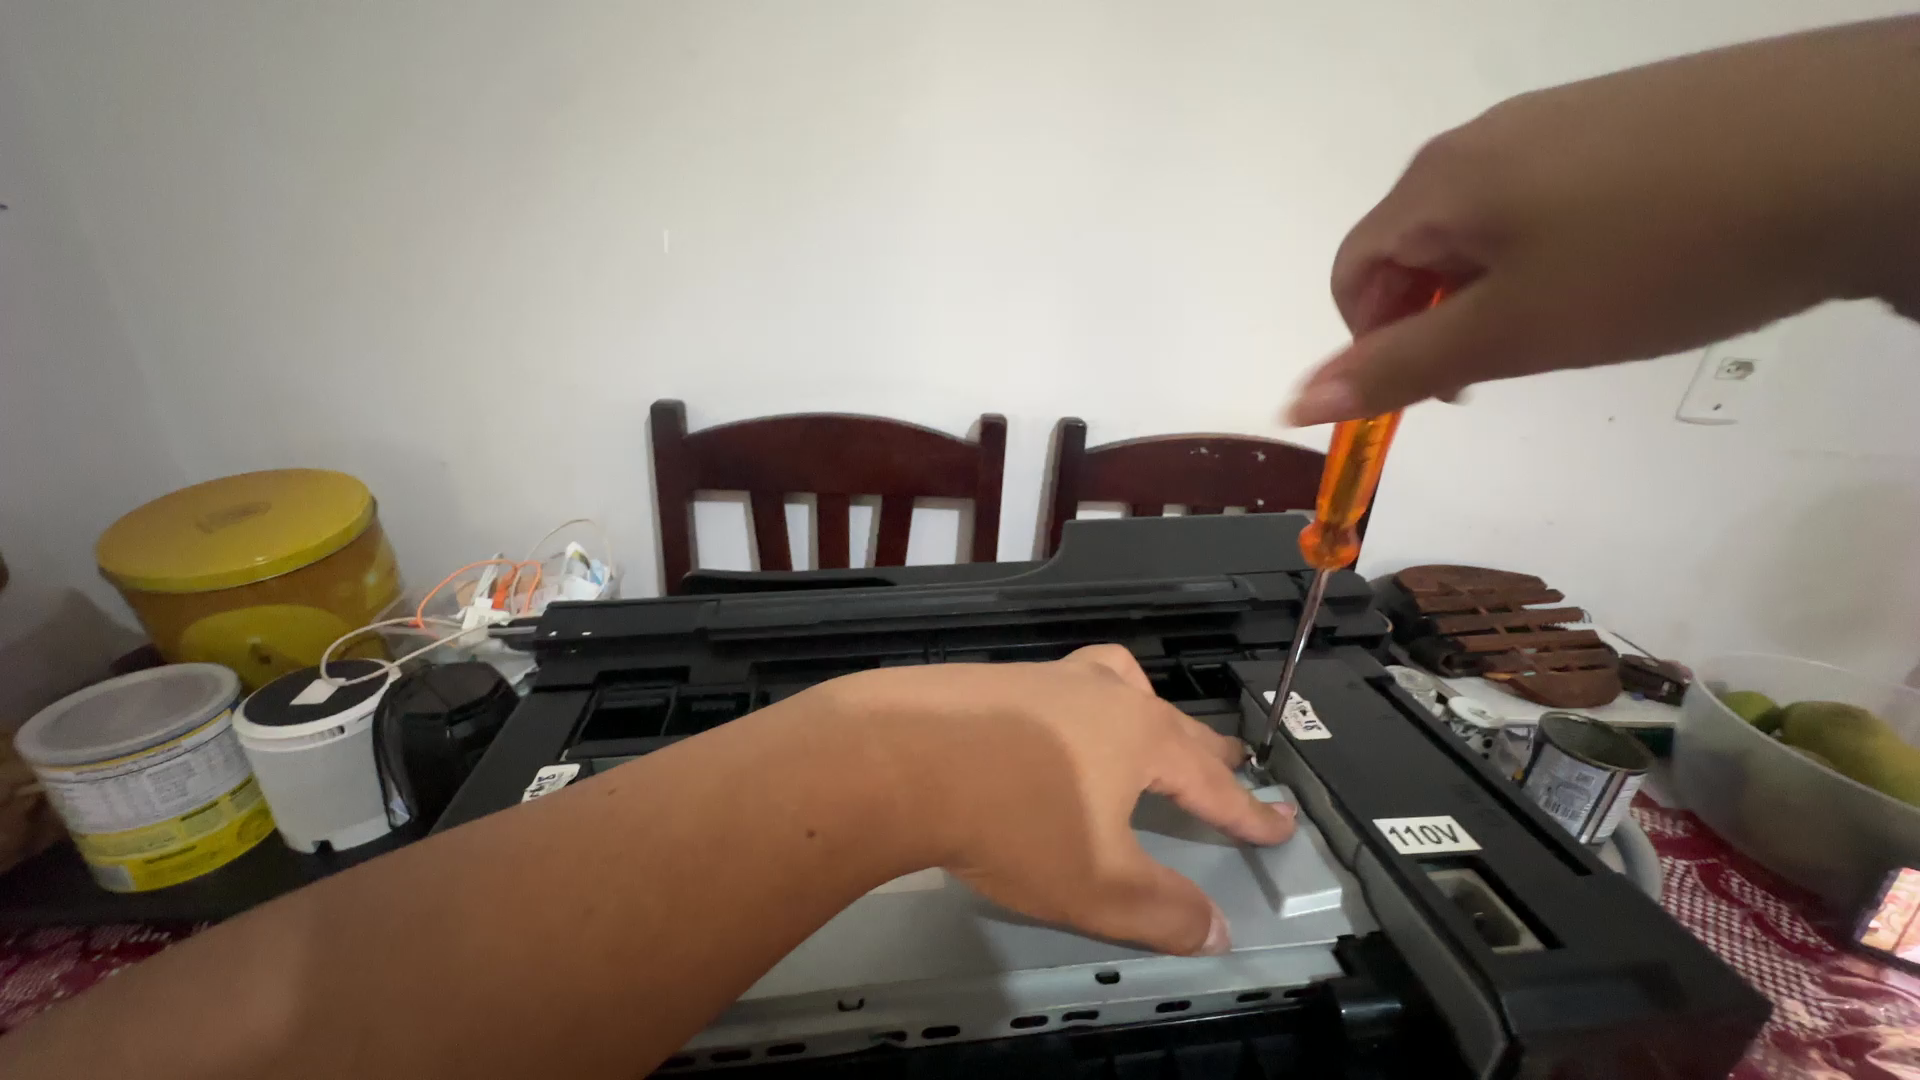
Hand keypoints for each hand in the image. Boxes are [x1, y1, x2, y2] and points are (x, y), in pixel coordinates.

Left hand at [830, 645, 1295, 955]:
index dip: (1249, 810)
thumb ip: (1164, 911)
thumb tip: (1216, 930)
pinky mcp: (997, 678)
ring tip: (1142, 724)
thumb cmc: (1011, 821)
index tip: (1280, 820)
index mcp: (1139, 737)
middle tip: (1229, 764)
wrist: (901, 757)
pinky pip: (1060, 684)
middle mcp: (1101, 695)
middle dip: (1206, 750)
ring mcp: (1046, 677)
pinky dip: (1079, 703)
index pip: (1212, 782)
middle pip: (1172, 721)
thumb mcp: (1098, 886)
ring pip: (1116, 679)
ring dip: (1142, 705)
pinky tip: (1050, 728)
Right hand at [1287, 16, 1919, 425]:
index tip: (1436, 388)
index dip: (1369, 342)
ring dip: (1490, 290)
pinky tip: (1619, 267)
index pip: (1351, 275)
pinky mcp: (1627, 116)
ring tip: (1568, 319)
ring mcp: (1558, 118)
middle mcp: (1481, 139)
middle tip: (1501, 364)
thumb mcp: (1508, 333)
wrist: (1880, 147)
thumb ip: (1393, 370)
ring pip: (1479, 226)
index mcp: (1436, 184)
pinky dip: (1547, 250)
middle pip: (1411, 248)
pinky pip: (1545, 197)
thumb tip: (1292, 403)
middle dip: (1431, 319)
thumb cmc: (1657, 255)